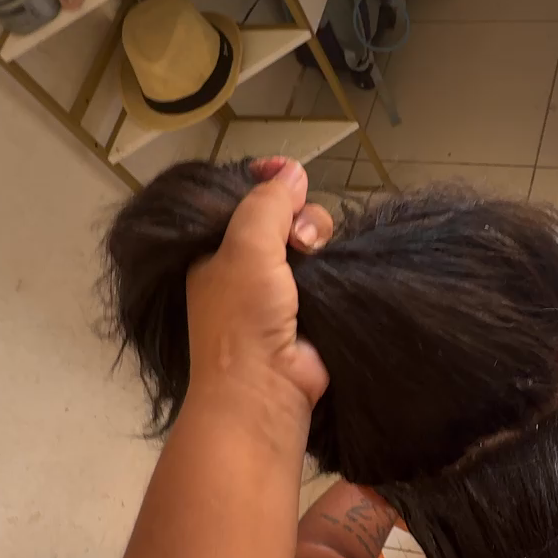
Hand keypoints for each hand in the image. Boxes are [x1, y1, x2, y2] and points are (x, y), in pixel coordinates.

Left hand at [183, 157, 334, 420]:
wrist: (266, 387)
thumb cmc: (243, 317)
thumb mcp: (246, 246)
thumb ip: (268, 204)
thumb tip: (294, 169)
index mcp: (219, 251)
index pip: (247, 203)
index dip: (269, 186)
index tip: (288, 177)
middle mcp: (249, 267)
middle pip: (285, 218)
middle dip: (299, 217)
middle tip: (301, 240)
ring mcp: (283, 290)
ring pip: (311, 244)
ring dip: (320, 241)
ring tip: (318, 256)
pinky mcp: (313, 310)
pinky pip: (329, 273)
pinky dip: (336, 266)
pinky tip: (338, 267)